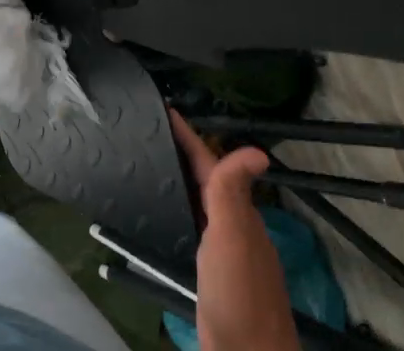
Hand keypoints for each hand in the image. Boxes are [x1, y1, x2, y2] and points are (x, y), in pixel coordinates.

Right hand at [168, 109, 298, 350]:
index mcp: (239, 216)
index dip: (190, 137)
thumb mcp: (232, 239)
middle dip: (181, 152)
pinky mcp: (209, 271)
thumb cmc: (238, 294)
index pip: (213, 165)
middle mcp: (234, 229)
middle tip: (146, 129)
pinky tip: (159, 212)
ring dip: (178, 178)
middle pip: (207, 180)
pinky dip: (175, 208)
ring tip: (147, 160)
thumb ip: (234, 195)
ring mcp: (224, 251)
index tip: (164, 110)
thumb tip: (256, 149)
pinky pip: (191, 225)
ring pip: (199, 202)